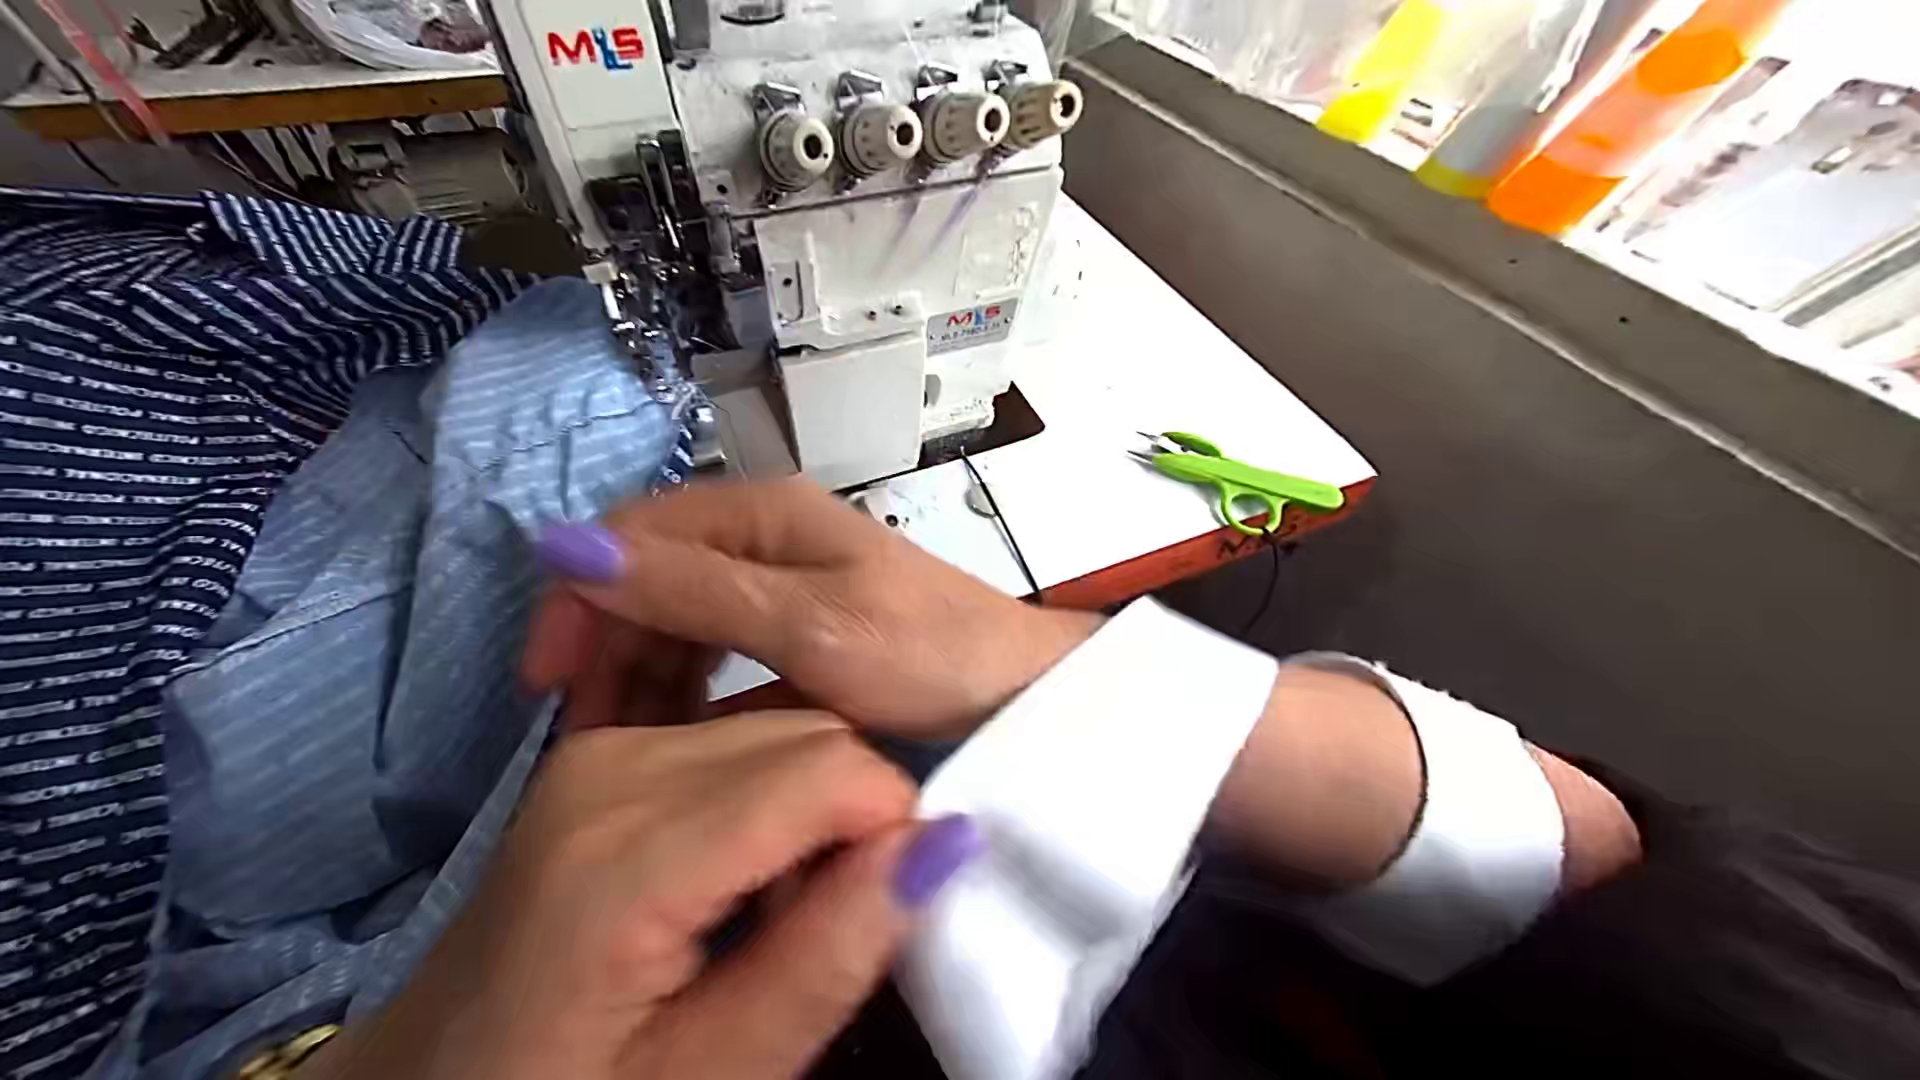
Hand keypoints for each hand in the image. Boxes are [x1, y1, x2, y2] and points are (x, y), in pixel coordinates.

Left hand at [299, 713, 981, 1079]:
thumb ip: (828, 957)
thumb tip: (945, 840)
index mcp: (630, 851)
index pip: (830, 765)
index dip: (890, 822)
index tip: (885, 899)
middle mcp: (619, 764)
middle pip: (812, 734)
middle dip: (854, 816)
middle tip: (820, 914)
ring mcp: (607, 746)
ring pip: (788, 724)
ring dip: (817, 802)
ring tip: (777, 896)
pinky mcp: (609, 747)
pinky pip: (744, 732)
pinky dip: (777, 786)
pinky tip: (743, 858)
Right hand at [523, 478, 1100, 737]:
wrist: (1011, 688)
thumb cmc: (925, 653)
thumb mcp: (809, 625)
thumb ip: (697, 589)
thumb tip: (566, 544)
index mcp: (766, 514)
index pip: (635, 533)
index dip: (580, 596)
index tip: (548, 681)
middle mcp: (768, 535)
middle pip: (654, 575)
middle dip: (609, 643)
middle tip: (583, 731)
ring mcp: (786, 580)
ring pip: (683, 615)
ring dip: (645, 671)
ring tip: (623, 742)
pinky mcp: (802, 625)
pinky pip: (722, 647)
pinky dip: (691, 686)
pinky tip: (678, 735)